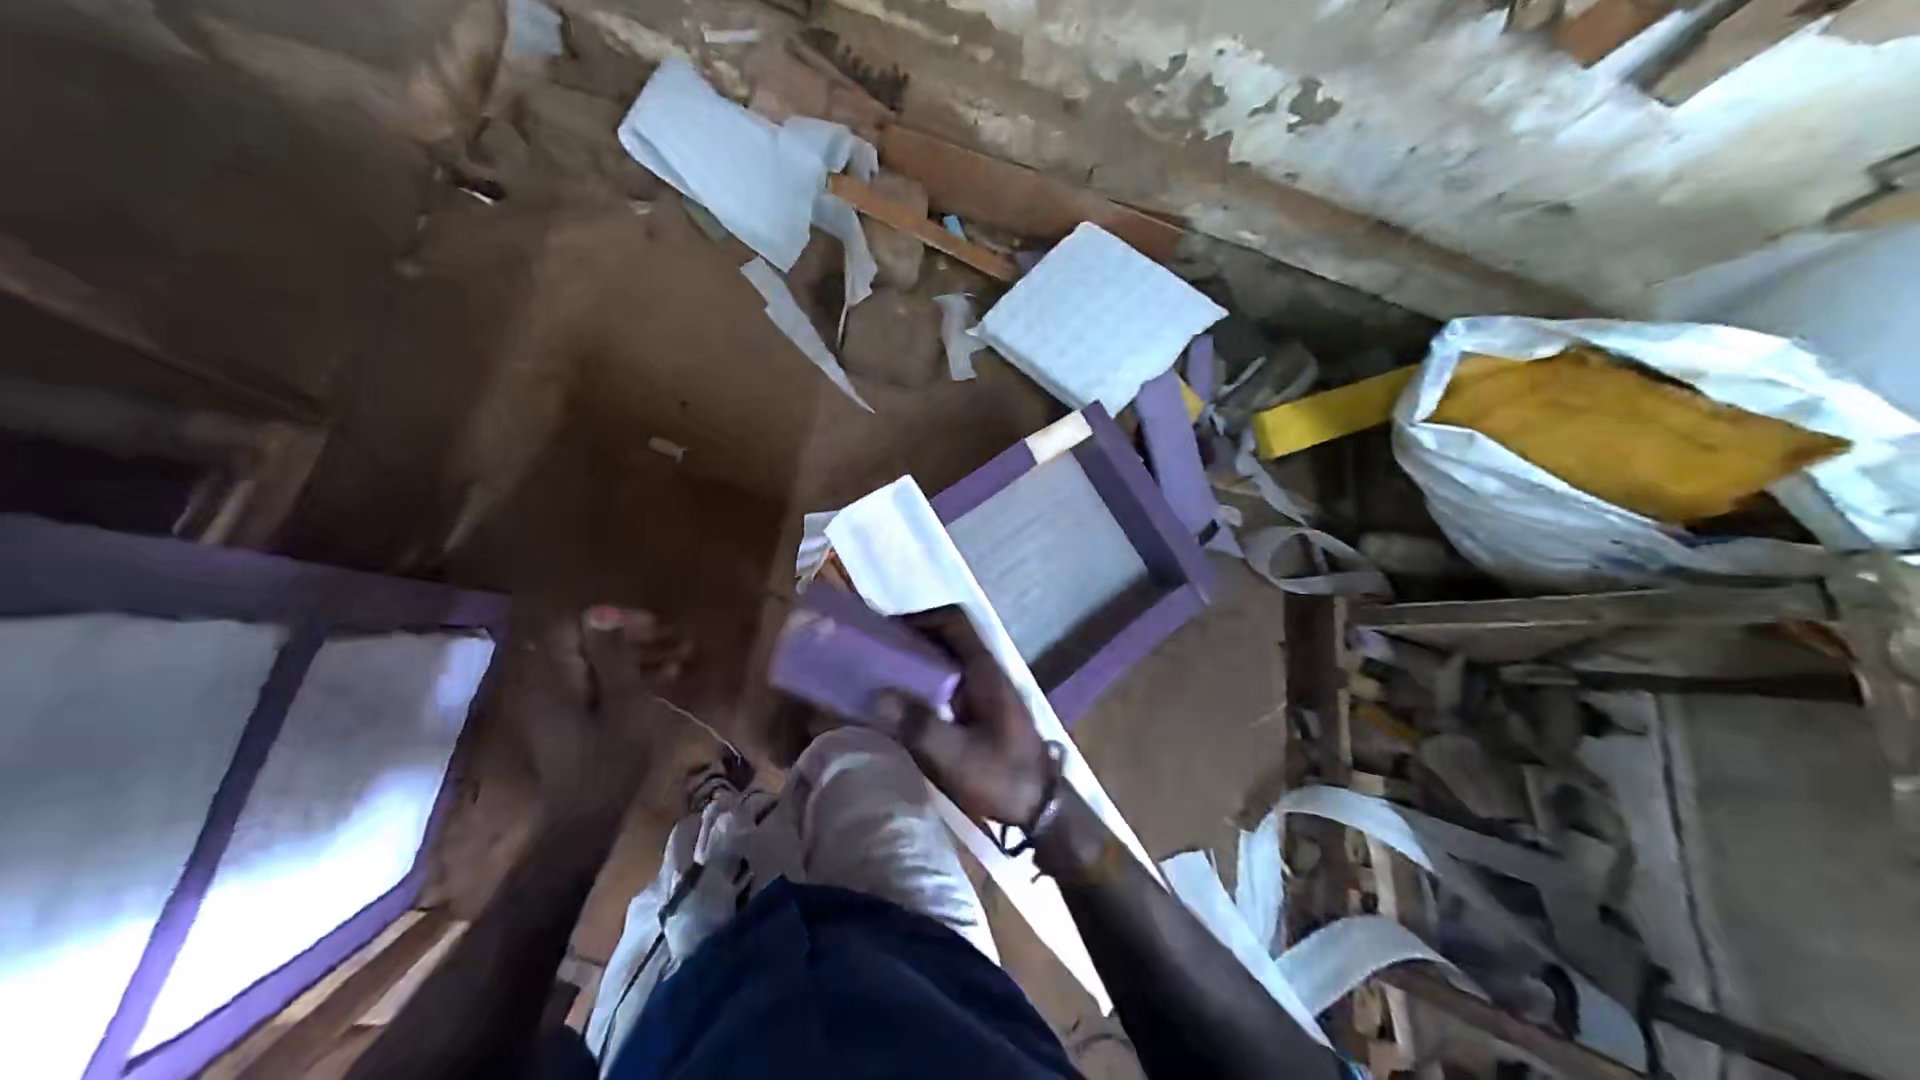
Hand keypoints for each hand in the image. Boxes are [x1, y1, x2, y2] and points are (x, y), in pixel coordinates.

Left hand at [522, 605, 692, 824]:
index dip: (612, 619)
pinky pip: (603, 687)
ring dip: (640, 657)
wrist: (587, 822)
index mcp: (556, 680)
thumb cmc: (609, 762)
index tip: (651, 626)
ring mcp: (563, 705)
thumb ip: (612, 658)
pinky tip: (669, 679)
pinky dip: (633, 679)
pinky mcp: (576, 721)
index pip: (573, 626)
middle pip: (589, 645)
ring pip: (600, 666)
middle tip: (674, 640)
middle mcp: (552, 686)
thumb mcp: (622, 705)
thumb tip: (601, 611)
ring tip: (683, 657)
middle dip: (633, 637)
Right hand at [883, 607, 1050, 826]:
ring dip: (918, 661)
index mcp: (985, 670)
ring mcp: (988, 690)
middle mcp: (987, 672)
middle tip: (875, 654)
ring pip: (949, 659)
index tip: (885, 631)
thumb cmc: (1001, 778)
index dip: (920, 618)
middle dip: (912, 639)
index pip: (954, 621)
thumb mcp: (954, 756)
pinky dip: (926, 683)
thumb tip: (878, 695)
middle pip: (948, 637)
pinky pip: (951, 682)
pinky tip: (904, 705)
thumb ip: (918, 724)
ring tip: (881, 676)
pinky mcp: (984, 710)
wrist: (1041, 809)